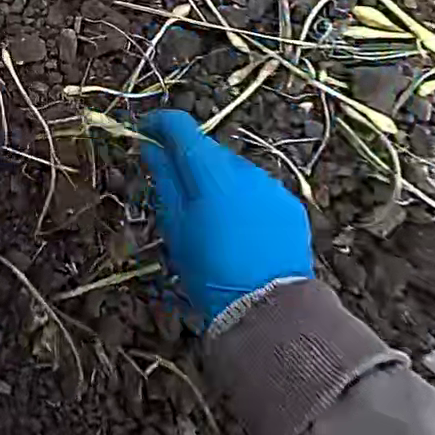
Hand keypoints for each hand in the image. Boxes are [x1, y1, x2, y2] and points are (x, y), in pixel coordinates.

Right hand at [139, 109, 314, 321]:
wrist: (269, 310)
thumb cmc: (210, 269)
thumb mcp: (176, 225)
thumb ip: (163, 179)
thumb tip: (150, 146)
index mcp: (210, 169)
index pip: (181, 125)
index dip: (159, 123)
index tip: (145, 132)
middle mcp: (243, 167)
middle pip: (208, 150)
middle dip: (189, 161)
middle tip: (176, 190)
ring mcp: (269, 184)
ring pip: (233, 170)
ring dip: (217, 182)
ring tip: (211, 219)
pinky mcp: (288, 204)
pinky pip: (258, 191)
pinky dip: (243, 200)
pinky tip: (240, 230)